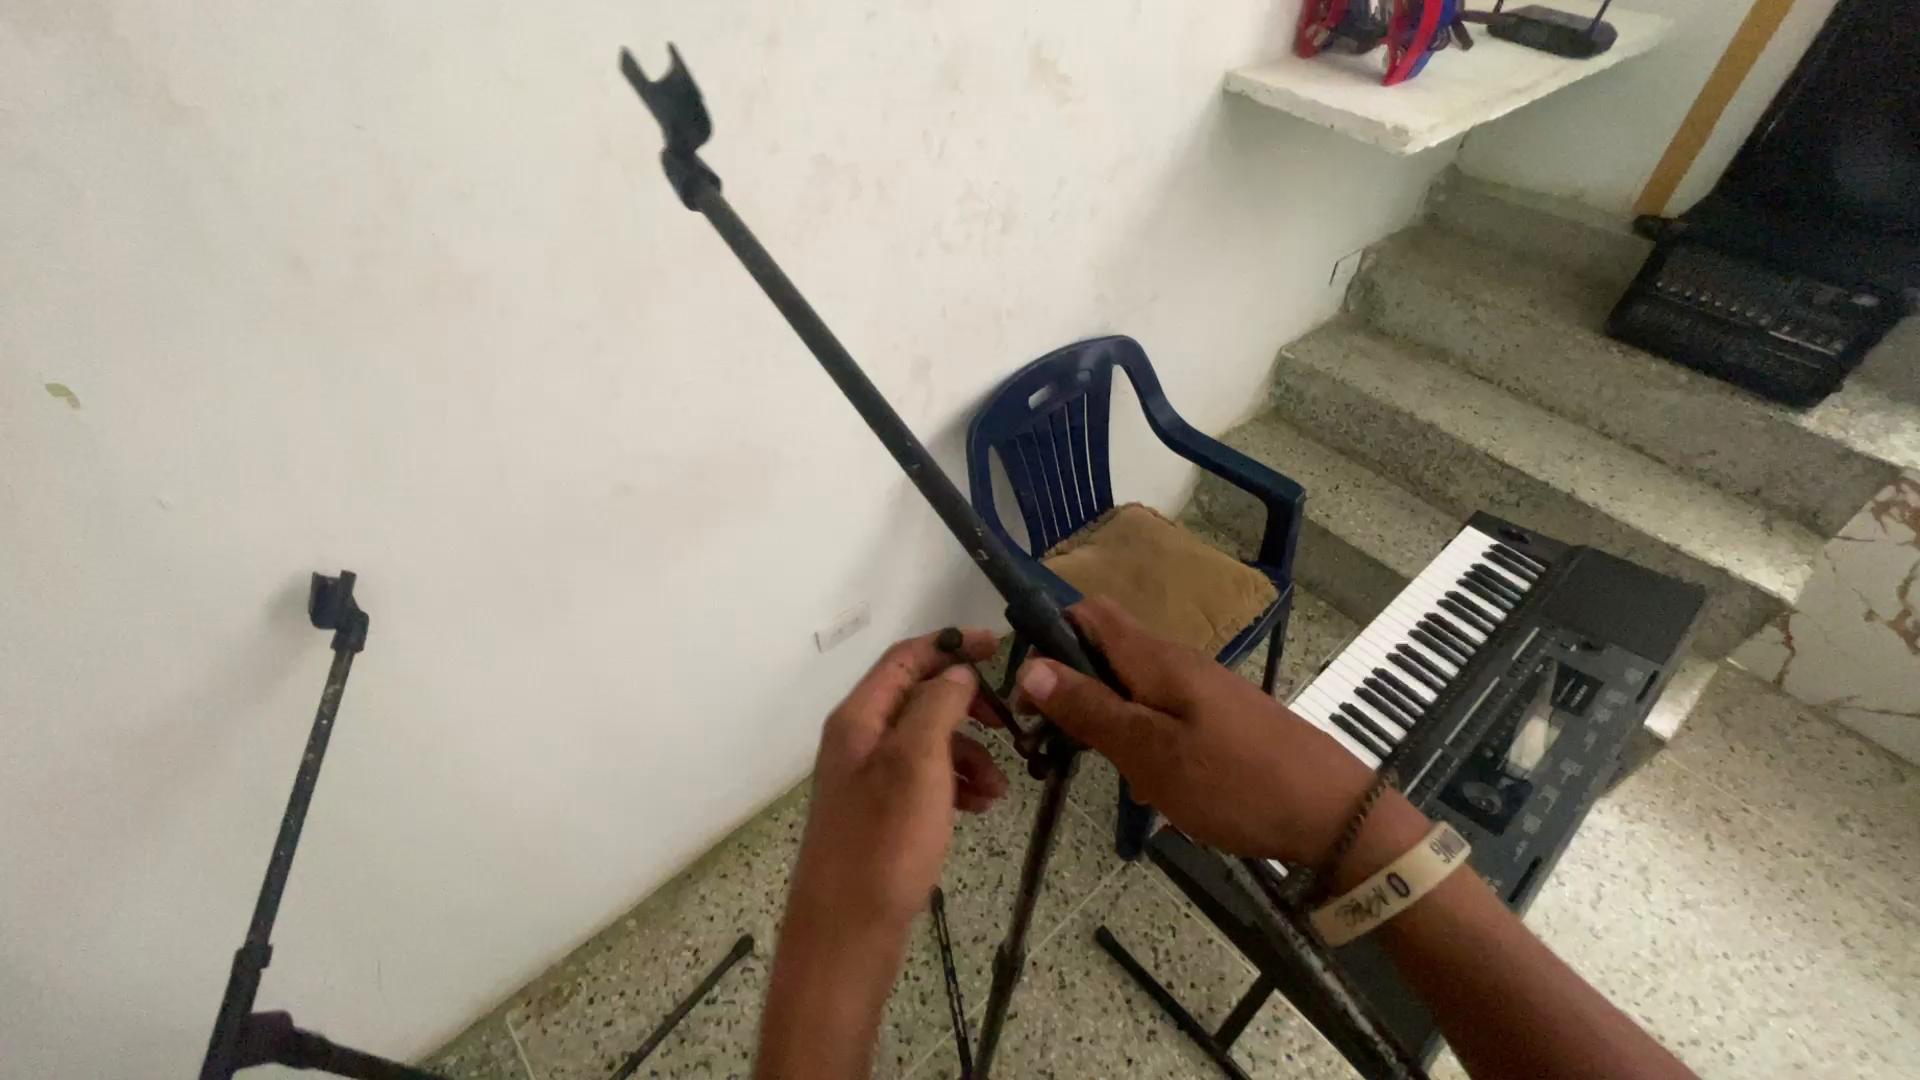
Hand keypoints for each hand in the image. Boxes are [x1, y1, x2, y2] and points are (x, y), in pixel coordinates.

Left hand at [787, 627, 1009, 935]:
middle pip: (921, 698)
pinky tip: (981, 807)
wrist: (847, 935)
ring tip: (998, 788)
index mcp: (860, 717)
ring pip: (930, 741)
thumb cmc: (883, 842)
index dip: (950, 645)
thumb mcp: (917, 762)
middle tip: (1007, 723)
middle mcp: (861, 738)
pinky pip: (927, 779)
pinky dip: (957, 784)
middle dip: (968, 707)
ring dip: (969, 753)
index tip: (999, 647)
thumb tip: (957, 670)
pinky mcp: (884, 811)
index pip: (905, 658)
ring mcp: (871, 777)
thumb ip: (938, 705)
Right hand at [1014, 598, 1382, 865]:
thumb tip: (1031, 667)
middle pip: (1106, 650)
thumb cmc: (1234, 781)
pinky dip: (1136, 735)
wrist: (1333, 815)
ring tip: (1094, 764)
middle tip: (1051, 738)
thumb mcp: (1149, 751)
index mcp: (1155, 658)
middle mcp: (1175, 662)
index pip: (1089, 612)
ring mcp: (1200, 690)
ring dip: (1103, 716)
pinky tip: (1143, 778)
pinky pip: (1159, 711)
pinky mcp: (1217, 718)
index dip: (1050, 634)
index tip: (1028, 688)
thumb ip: (1090, 708)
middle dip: (1071, 685)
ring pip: (1131, 685)